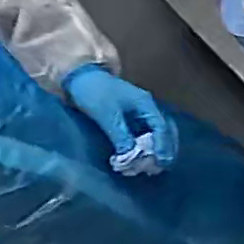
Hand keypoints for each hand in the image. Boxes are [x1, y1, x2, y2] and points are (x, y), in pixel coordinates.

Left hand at [63, 65, 177, 173]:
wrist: (78, 76)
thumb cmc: (94, 93)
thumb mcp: (107, 115)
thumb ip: (120, 136)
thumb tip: (131, 158)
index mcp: (146, 104)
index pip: (162, 128)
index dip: (163, 146)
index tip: (161, 162)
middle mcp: (148, 108)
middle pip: (166, 131)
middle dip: (166, 149)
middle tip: (162, 167)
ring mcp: (142, 112)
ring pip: (159, 133)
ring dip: (159, 148)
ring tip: (155, 165)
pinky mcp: (132, 117)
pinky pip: (147, 133)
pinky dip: (148, 146)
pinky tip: (145, 156)